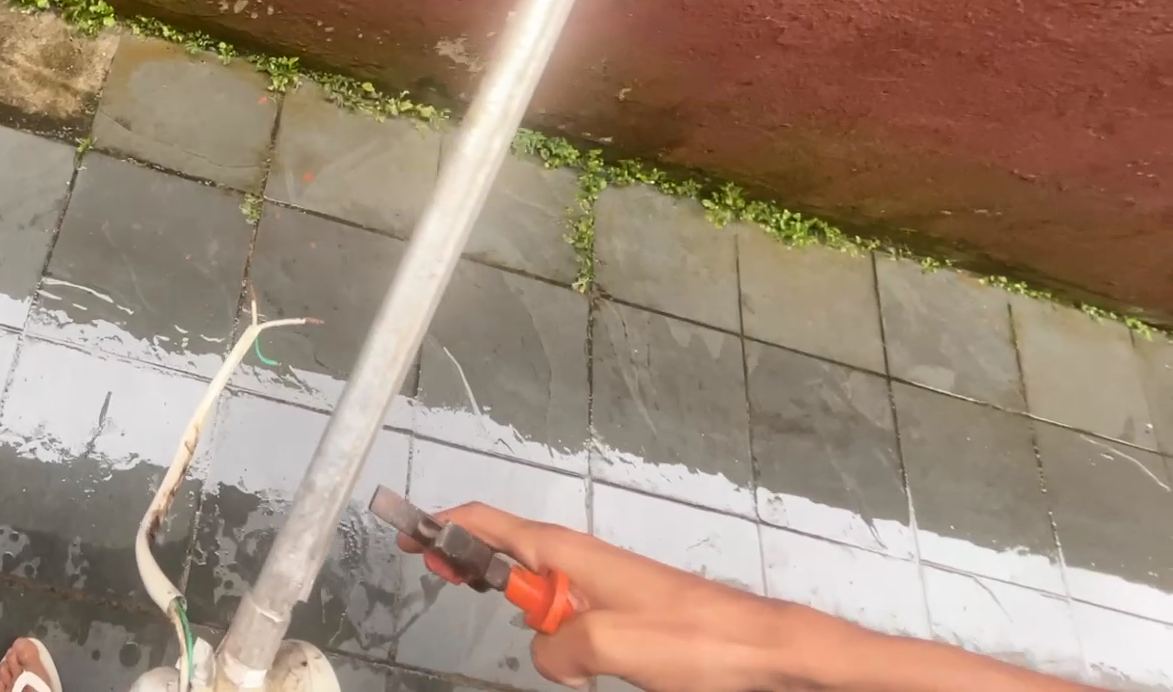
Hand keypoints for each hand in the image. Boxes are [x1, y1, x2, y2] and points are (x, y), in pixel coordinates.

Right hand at [398, 504, 851, 691]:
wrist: (767, 649)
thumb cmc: (690, 637)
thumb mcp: (611, 645)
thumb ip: (558, 647)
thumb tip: (545, 655)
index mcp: (564, 551)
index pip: (489, 523)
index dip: (445, 525)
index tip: (412, 535)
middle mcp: (574, 555)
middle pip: (503, 542)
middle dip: (465, 553)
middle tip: (434, 570)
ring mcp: (596, 578)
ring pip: (532, 577)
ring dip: (504, 589)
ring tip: (484, 600)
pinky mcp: (615, 604)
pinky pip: (561, 603)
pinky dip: (540, 615)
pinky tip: (551, 644)